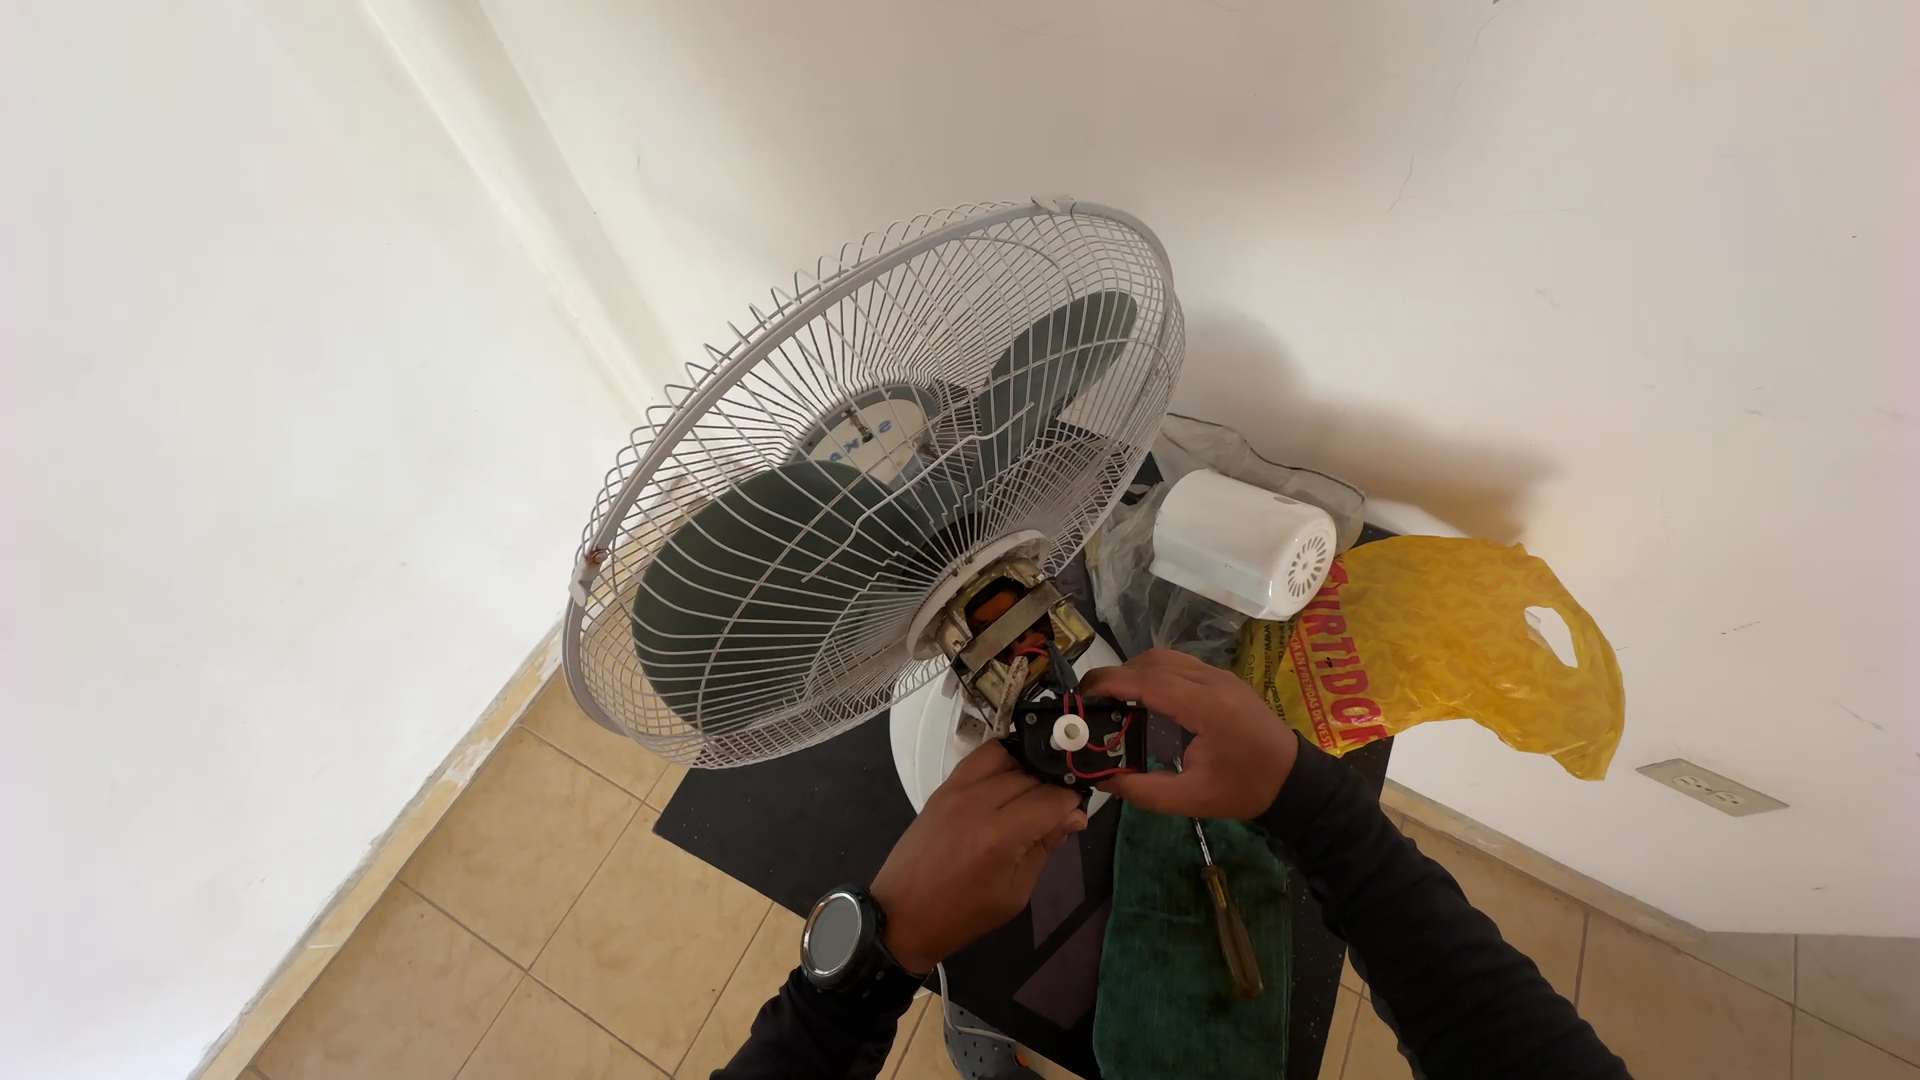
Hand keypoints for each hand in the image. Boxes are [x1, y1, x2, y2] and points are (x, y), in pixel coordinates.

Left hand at [870, 740, 1086, 973]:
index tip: (1079, 810)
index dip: (1071, 802)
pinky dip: (1001, 761)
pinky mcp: (944, 785)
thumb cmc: (962, 914)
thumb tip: (1075, 816)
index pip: (1050, 799)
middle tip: (1060, 807)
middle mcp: (977, 801)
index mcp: (998, 836)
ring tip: (1034, 790)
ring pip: (1006, 754)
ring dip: (1026, 767)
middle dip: (1052, 787)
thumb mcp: (1015, 893)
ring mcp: (956, 788)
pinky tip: (1010, 780)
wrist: (902, 913)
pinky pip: (979, 758)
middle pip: (1030, 775)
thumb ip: (1045, 847)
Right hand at [1079, 648, 1299, 818]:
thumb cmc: (1245, 790)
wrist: (1295, 781)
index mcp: (1207, 707)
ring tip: (1112, 697)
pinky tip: (1142, 695)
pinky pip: (1178, 663)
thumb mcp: (1192, 799)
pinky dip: (1151, 672)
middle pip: (1152, 661)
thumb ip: (1143, 790)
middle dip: (1116, 675)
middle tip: (1091, 699)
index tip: (1083, 695)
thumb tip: (1102, 778)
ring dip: (1133, 671)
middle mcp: (1212, 681)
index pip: (1148, 681)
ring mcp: (1218, 674)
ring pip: (1164, 657)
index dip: (1110, 683)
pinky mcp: (1221, 677)